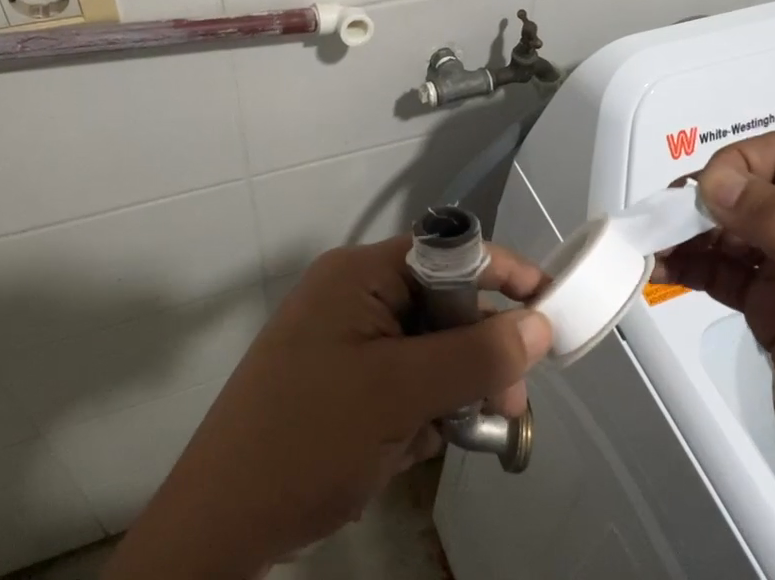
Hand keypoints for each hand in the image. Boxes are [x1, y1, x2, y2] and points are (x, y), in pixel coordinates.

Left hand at [106, 236, 552, 578]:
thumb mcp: (401, 393)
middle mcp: (352, 297)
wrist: (223, 522)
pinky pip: (404, 381)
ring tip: (459, 434)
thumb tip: (540, 324)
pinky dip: (422, 411)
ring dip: (453, 390)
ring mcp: (344, 343)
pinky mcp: (341, 385)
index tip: (551, 310)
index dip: (502, 276)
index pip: (449, 252)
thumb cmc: (309, 439)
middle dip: (480, 353)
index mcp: (359, 275)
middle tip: (512, 403)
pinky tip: (415, 446)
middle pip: (443, 305)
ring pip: (429, 350)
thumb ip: (477, 355)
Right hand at [655, 132, 774, 578]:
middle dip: (705, 202)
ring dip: (692, 234)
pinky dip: (696, 267)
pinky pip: (727, 275)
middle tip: (660, 224)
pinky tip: (668, 269)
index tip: (700, 198)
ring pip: (733, 232)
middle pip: (751, 192)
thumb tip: (712, 179)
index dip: (737, 166)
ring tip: (653, 247)